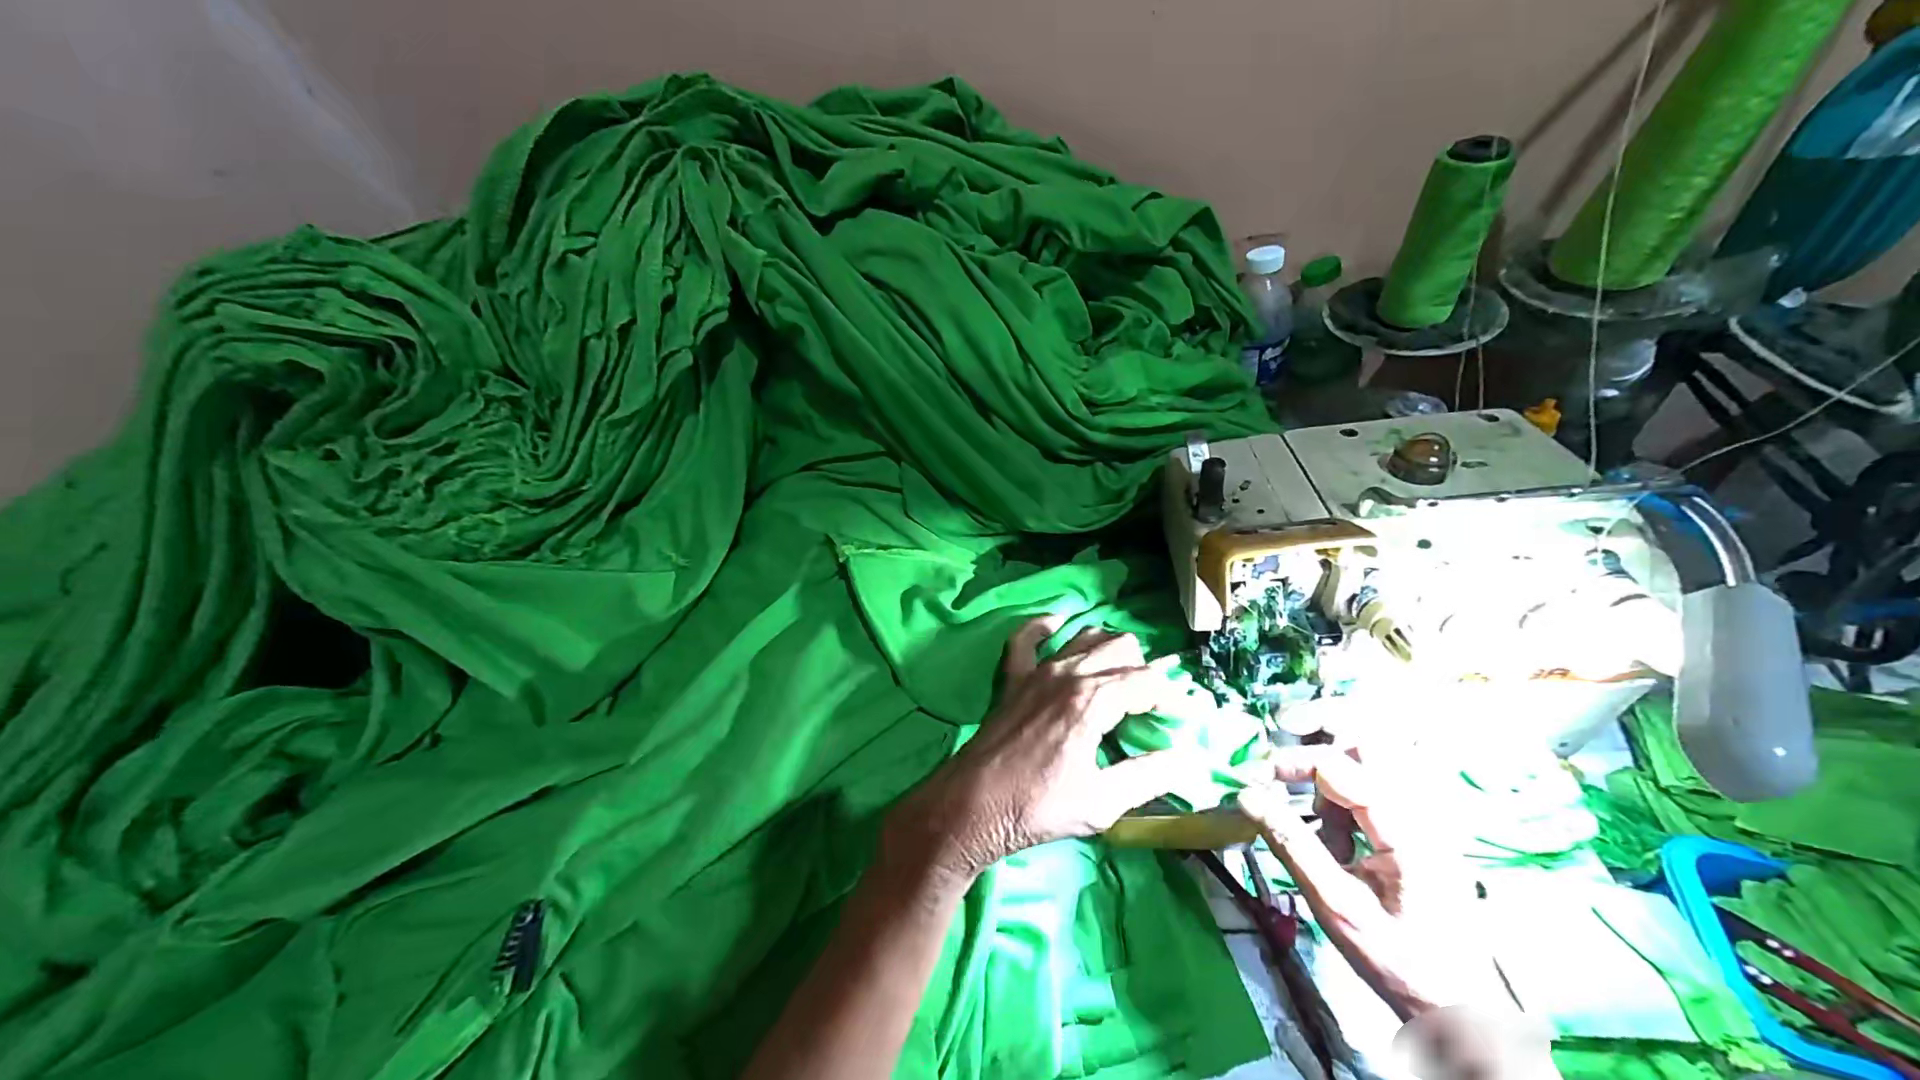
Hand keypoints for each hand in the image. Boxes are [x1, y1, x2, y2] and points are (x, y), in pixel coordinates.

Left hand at [885, 617, 1195, 882]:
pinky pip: (1027, 638)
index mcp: (1093, 700)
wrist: (971, 804)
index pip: (1147, 681)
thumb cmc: (1036, 806)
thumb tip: (1188, 760)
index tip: (1183, 716)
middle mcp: (1067, 673)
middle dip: (1144, 669)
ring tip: (1122, 674)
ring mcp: (1036, 671)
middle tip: (1152, 702)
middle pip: (1120, 648)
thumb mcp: (1102, 801)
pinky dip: (1045, 627)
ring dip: (1108, 648)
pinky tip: (1059, 625)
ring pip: (1083, 636)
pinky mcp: (1012, 678)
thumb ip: (1149, 776)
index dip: (1171, 696)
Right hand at [1240, 748, 1511, 1021]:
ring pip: (1376, 750)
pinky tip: (1333, 823)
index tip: (1254, 777)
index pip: (1341, 767)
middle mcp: (1425, 810)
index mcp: (1408, 831)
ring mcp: (1429, 813)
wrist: (1457, 1002)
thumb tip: (1245, 795)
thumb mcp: (1335, 906)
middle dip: (1318, 728)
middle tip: (1279, 739)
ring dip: (1332, 758)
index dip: (1292, 763)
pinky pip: (1380, 777)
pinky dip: (1347, 782)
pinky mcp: (1423, 821)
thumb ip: (1291, 844)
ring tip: (1309, 804)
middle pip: (1370, 737)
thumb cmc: (1397, 960)